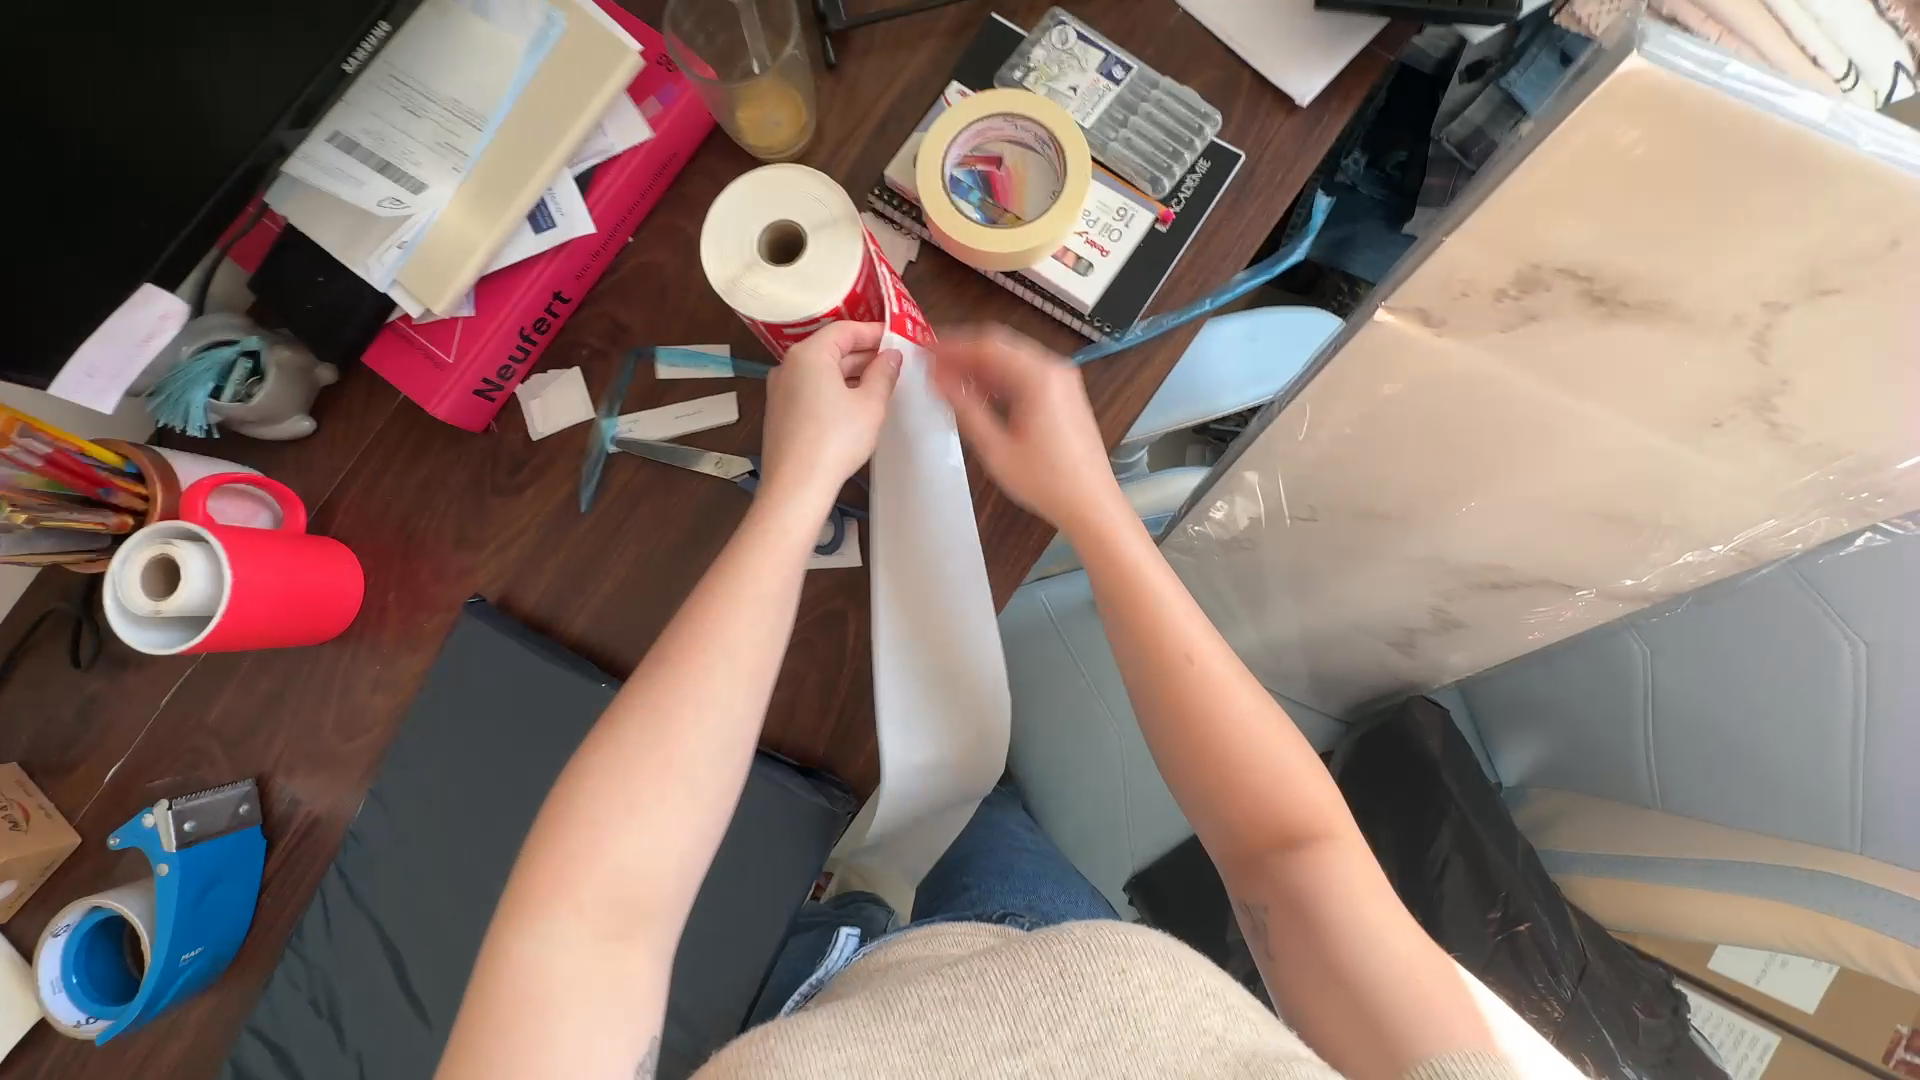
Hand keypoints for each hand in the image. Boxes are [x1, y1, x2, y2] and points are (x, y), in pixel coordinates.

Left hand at [760, 321, 901, 507]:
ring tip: (879, 384)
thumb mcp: (870, 404)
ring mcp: (780, 390)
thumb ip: (884, 373)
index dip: (874, 331)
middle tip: (893, 363)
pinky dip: (833, 389)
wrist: (797, 485)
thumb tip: (892, 355)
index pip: (845, 329)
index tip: (897, 338)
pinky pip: (810, 389)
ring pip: (820, 370)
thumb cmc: (837, 439)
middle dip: (863, 354)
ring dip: (850, 373)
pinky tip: (854, 405)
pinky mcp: (780, 412)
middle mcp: (788, 365)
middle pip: (830, 348)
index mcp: (809, 354)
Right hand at [930, 326, 1126, 537]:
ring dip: (980, 368)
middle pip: (1000, 347)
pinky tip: (978, 394)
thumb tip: (937, 379)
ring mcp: (1063, 381)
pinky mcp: (1065, 395)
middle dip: (964, 354)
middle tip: (932, 364)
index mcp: (1038, 376)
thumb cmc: (1045, 480)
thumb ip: (964, 408)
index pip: (986, 346)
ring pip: (1012, 361)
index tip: (924, 352)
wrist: (1091, 503)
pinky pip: (1026, 376)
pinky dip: (999, 380)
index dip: (951, 347)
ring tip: (948, 380)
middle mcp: (1054, 369)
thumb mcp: (996, 447)